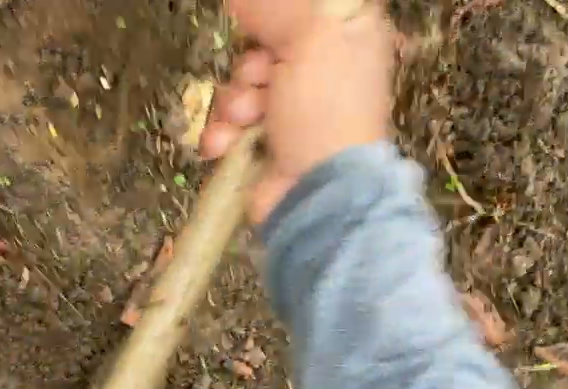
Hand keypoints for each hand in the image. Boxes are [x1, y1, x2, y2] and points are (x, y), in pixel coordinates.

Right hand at [199, 0, 395, 222]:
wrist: (316, 192)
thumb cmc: (325, 109)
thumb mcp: (311, 37)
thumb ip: (274, 8)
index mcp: (345, 33)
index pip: (299, 10)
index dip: (272, 17)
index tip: (255, 26)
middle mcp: (317, 68)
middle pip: (261, 48)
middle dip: (249, 67)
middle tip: (261, 83)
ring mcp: (287, 111)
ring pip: (238, 88)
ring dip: (233, 105)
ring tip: (247, 122)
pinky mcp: (260, 146)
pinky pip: (226, 127)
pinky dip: (221, 136)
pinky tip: (226, 146)